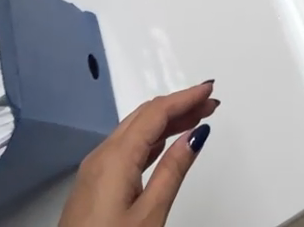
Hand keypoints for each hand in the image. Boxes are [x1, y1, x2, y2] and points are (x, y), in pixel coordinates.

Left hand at [57, 81, 218, 226]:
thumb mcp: (150, 214)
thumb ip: (173, 170)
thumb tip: (196, 134)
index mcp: (116, 157)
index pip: (156, 112)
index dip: (185, 97)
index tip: (210, 89)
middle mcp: (102, 156)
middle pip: (145, 116)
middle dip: (179, 105)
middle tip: (209, 104)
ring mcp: (94, 169)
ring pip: (135, 130)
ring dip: (166, 120)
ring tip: (196, 119)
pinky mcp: (93, 184)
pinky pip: (126, 147)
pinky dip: (151, 138)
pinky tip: (165, 142)